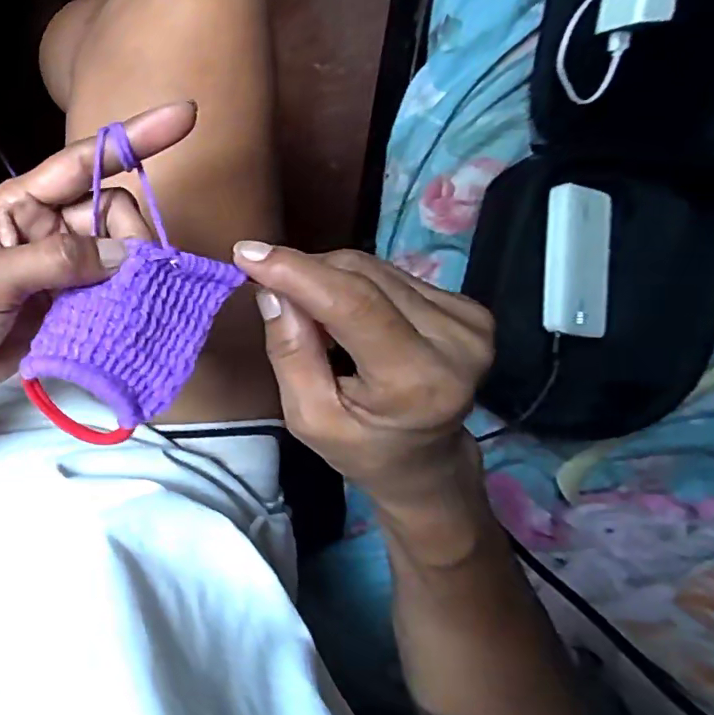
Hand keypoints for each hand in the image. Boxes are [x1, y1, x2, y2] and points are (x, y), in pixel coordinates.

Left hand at [0, 101, 196, 397]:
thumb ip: (51, 260)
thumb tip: (120, 255)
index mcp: (18, 204)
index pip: (79, 163)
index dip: (131, 139)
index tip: (184, 118)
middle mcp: (44, 224)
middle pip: (109, 209)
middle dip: (132, 234)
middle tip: (139, 272)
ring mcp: (60, 261)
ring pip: (117, 249)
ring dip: (133, 267)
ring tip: (137, 295)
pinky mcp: (71, 296)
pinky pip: (112, 284)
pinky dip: (127, 293)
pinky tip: (133, 308)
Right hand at [232, 245, 495, 541]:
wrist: (426, 461)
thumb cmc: (360, 447)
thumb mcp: (308, 417)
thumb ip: (291, 355)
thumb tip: (270, 292)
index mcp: (415, 380)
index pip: (352, 305)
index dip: (297, 272)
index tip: (246, 253)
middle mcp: (454, 341)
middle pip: (360, 277)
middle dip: (303, 272)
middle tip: (264, 286)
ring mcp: (467, 320)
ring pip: (373, 268)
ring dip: (323, 276)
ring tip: (304, 308)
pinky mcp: (466, 308)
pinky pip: (388, 274)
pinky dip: (348, 283)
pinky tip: (338, 311)